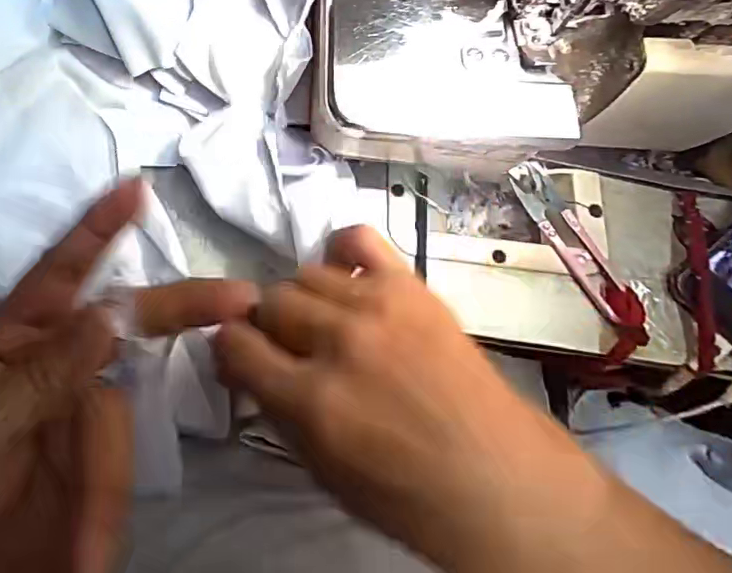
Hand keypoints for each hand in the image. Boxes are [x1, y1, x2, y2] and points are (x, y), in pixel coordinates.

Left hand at [0, 179, 256, 572]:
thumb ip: (46, 371)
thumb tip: (110, 309)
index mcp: (12, 338)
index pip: (62, 270)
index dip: (100, 226)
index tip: (137, 186)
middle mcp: (53, 361)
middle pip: (125, 318)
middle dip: (178, 306)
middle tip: (236, 298)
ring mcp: (76, 412)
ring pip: (123, 410)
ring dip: (101, 478)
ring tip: (70, 542)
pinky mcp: (93, 462)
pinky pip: (121, 463)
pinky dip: (105, 503)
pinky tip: (75, 551)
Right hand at [214, 226, 612, 572]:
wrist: (502, 481)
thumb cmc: (408, 493)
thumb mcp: (324, 471)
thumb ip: (275, 409)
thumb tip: (241, 363)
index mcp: (314, 402)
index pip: (235, 344)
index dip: (230, 349)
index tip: (241, 355)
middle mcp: (339, 342)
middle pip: (270, 301)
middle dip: (270, 325)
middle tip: (292, 347)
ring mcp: (376, 305)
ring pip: (304, 273)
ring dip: (305, 300)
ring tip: (326, 322)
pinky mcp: (409, 284)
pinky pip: (356, 237)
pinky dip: (341, 252)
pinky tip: (348, 279)